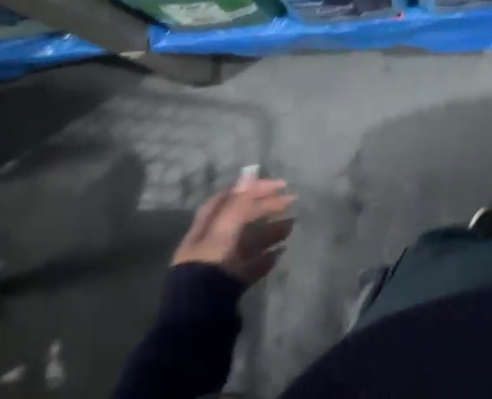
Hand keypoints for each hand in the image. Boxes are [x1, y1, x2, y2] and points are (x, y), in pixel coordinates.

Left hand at [173, 172, 295, 284]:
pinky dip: (266, 257)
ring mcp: (223, 263)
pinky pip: (251, 265)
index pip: (231, 197)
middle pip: (242, 217)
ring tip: (292, 225)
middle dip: (266, 207)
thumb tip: (249, 174)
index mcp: (206, 225)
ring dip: (270, 231)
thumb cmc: (209, 266)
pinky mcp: (231, 283)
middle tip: (291, 201)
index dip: (253, 187)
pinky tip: (280, 253)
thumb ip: (237, 204)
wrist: (199, 316)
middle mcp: (213, 241)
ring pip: (250, 241)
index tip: (278, 185)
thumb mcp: (223, 231)